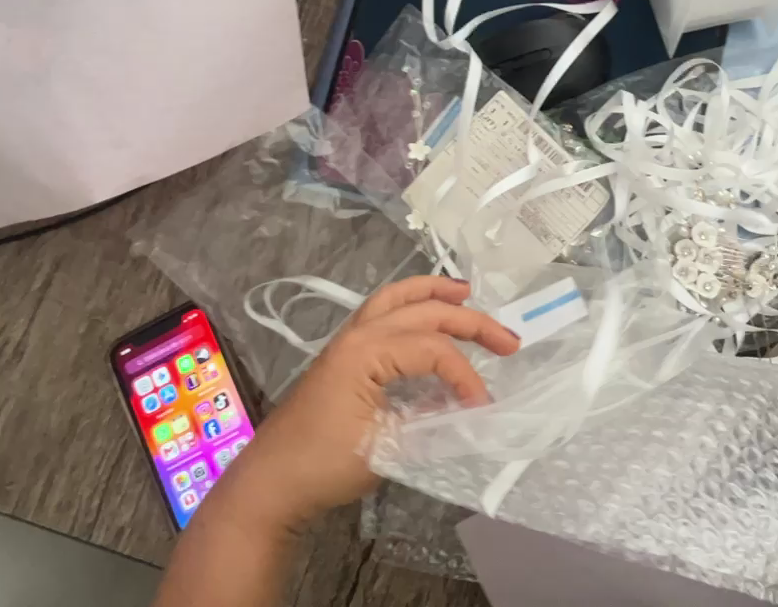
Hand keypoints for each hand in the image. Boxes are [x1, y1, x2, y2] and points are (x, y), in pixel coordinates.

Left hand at [207, 275, 520, 534]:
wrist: (269, 484)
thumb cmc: (323, 465)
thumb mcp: (386, 447)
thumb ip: (432, 422)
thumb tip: (470, 410)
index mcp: (366, 352)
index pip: (432, 349)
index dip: (465, 375)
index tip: (483, 406)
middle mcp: (358, 334)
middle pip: (422, 312)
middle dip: (468, 320)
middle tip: (508, 339)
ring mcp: (347, 340)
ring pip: (395, 298)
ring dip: (433, 292)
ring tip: (466, 293)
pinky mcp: (343, 353)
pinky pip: (381, 312)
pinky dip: (409, 304)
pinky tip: (425, 314)